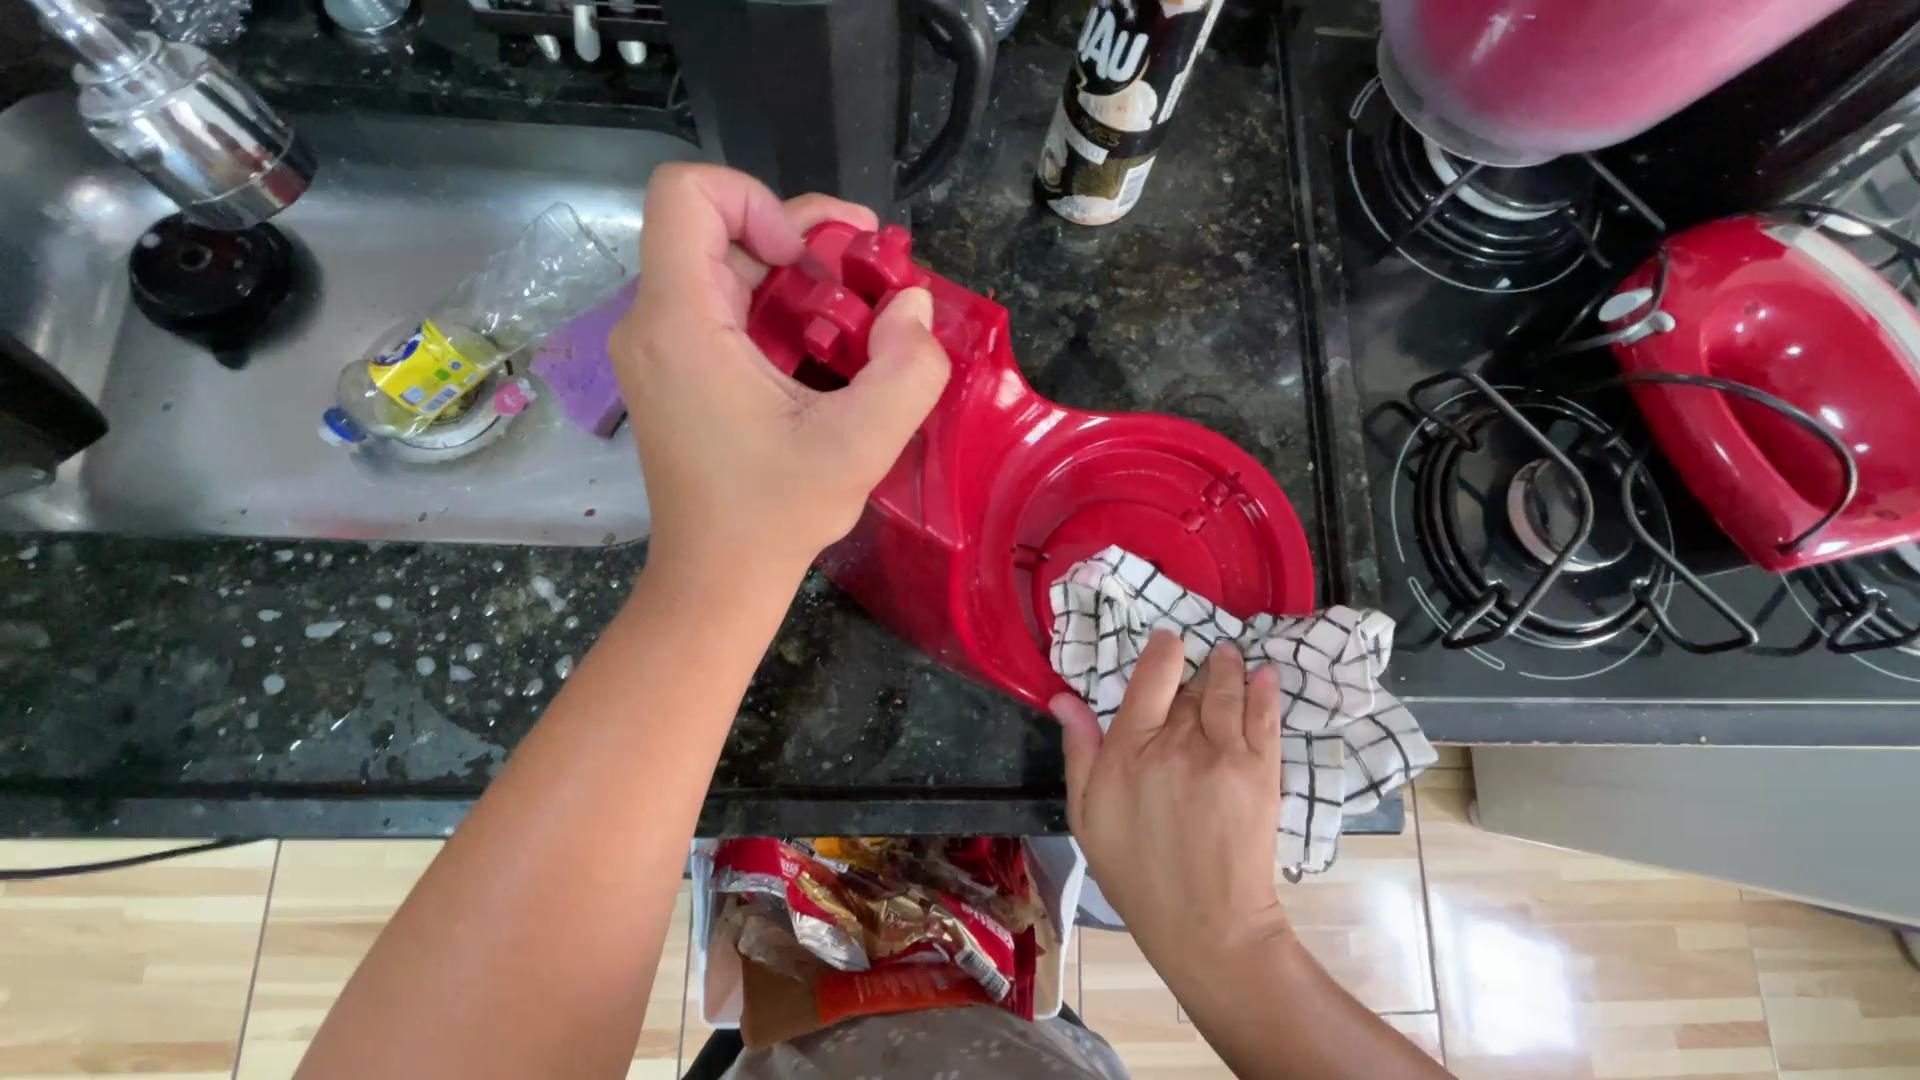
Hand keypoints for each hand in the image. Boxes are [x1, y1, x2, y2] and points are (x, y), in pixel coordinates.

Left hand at [611, 164, 951, 580]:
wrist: (718, 577)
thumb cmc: (776, 515)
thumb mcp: (860, 445)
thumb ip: (907, 369)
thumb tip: (913, 307)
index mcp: (680, 325)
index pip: (689, 193)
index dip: (762, 201)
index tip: (815, 265)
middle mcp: (654, 323)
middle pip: (719, 228)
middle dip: (804, 241)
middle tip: (871, 280)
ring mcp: (661, 349)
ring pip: (726, 268)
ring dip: (799, 281)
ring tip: (859, 322)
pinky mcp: (676, 372)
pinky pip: (725, 310)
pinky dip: (780, 314)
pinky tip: (826, 354)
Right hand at [1050, 633, 1290, 965]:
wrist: (1205, 923)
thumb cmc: (1135, 870)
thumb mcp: (1087, 813)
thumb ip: (1079, 750)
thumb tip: (1063, 697)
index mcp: (1131, 748)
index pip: (1152, 676)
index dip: (1163, 650)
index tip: (1167, 641)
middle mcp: (1177, 742)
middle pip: (1189, 685)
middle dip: (1193, 668)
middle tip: (1198, 659)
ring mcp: (1223, 754)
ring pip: (1226, 692)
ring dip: (1228, 668)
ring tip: (1229, 656)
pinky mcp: (1261, 772)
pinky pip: (1263, 718)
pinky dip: (1264, 692)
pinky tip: (1264, 676)